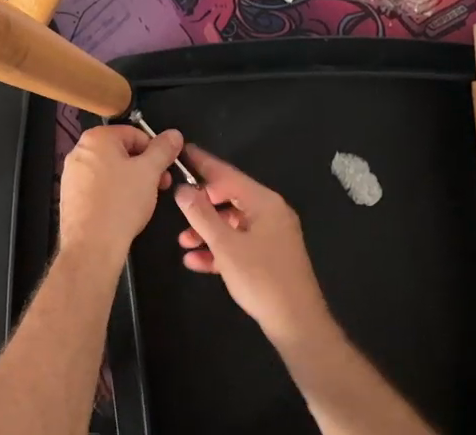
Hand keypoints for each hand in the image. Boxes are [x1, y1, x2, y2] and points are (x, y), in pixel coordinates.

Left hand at [59, 125, 182, 266]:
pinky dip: (113, 194)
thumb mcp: (149, 172)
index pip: (135, 134)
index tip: (165, 170)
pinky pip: (98, 187)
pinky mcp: (70, 196)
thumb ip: (163, 149)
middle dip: (143, 168)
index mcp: (97, 138)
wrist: (92, 246)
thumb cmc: (121, 202)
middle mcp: (80, 151)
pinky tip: (122, 210)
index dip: (155, 151)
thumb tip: (174, 134)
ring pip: (110, 171)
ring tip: (141, 201)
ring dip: (130, 181)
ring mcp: (72, 174)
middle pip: (121, 152)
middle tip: (159, 185)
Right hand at [173, 147, 329, 344]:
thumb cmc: (262, 278)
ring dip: (207, 231)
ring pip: (232, 223)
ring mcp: (271, 236)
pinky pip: (239, 243)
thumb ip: (201, 215)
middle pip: (228, 198)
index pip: (227, 174)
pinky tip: (196, 261)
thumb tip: (183, 190)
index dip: (203, 163)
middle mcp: (270, 213)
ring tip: (183, 242)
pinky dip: (219, 249)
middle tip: (178, 210)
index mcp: (264, 202)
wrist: (297, 324)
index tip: (182, 151)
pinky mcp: (269, 257)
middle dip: (201, 206)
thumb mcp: (226, 245)